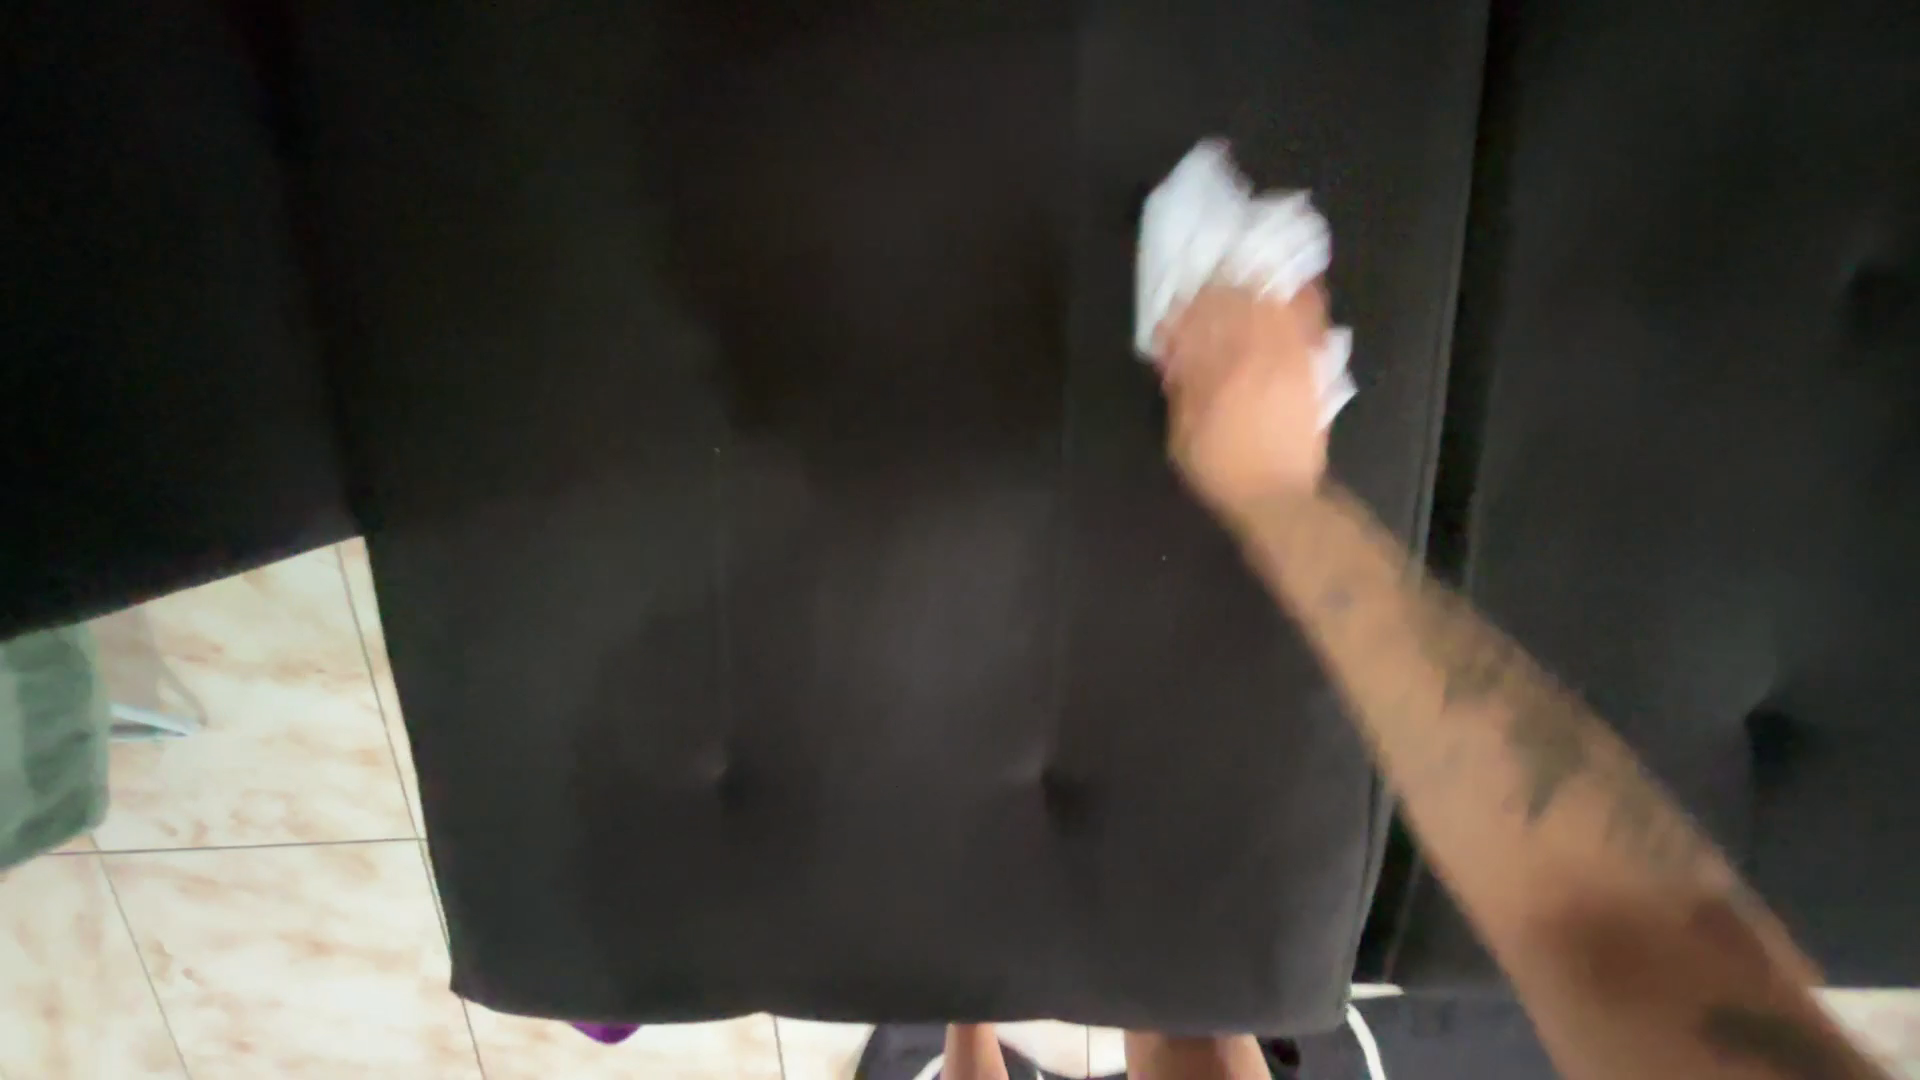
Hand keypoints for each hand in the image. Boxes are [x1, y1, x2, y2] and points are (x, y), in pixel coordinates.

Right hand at [1154, 283, 1331, 515]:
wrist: (1278, 495)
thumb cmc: (1222, 471)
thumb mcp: (1183, 437)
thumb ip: (1181, 392)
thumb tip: (1175, 358)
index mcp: (1216, 375)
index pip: (1197, 325)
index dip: (1183, 312)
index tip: (1174, 312)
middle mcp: (1254, 359)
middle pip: (1235, 305)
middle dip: (1217, 289)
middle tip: (1207, 284)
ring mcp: (1287, 361)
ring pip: (1271, 306)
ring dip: (1256, 285)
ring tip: (1245, 272)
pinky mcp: (1310, 368)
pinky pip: (1308, 324)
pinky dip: (1302, 301)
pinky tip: (1295, 286)